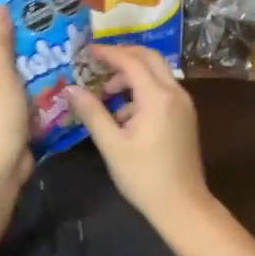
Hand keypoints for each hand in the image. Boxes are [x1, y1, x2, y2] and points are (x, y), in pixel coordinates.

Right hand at [66, 44, 211, 225]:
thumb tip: (70, 89)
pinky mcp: (185, 117)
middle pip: (149, 58)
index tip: (86, 50)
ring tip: (105, 94)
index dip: (108, 53)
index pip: (131, 61)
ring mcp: (184, 105)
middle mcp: (175, 93)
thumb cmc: (144, 177)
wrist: (182, 205)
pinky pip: (162, 91)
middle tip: (96, 62)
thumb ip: (92, 113)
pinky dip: (142, 91)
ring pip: (157, 74)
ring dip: (131, 75)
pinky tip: (123, 115)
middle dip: (122, 56)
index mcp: (158, 97)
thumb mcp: (112, 146)